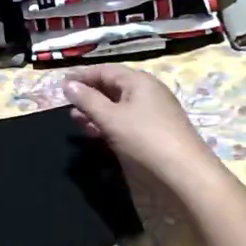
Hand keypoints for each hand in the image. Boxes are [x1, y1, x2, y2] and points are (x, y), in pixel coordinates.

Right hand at [63, 66, 206, 174]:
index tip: (60, 84)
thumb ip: (87, 100)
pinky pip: (125, 121)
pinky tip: (94, 133)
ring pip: (117, 106)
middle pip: (111, 87)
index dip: (82, 76)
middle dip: (88, 94)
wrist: (184, 174)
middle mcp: (146, 93)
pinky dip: (107, 124)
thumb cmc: (145, 139)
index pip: (105, 71)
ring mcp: (151, 113)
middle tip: (66, 105)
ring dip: (95, 111)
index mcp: (139, 82)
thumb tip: (68, 85)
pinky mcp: (152, 132)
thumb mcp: (110, 118)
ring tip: (75, 120)